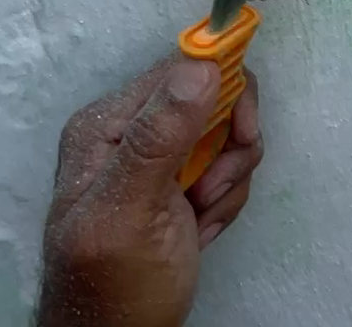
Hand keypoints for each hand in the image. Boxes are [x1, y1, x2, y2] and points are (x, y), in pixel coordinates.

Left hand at [36, 57, 264, 326]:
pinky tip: (203, 226)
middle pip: (216, 94)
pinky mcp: (182, 174)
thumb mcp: (130, 213)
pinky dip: (230, 193)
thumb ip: (159, 138)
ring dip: (232, 175)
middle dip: (231, 144)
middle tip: (214, 188)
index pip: (185, 68)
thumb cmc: (114, 286)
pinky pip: (232, 159)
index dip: (225, 90)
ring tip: (204, 215)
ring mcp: (159, 151)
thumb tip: (202, 64)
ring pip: (231, 129)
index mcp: (107, 123)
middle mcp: (132, 127)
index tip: (243, 132)